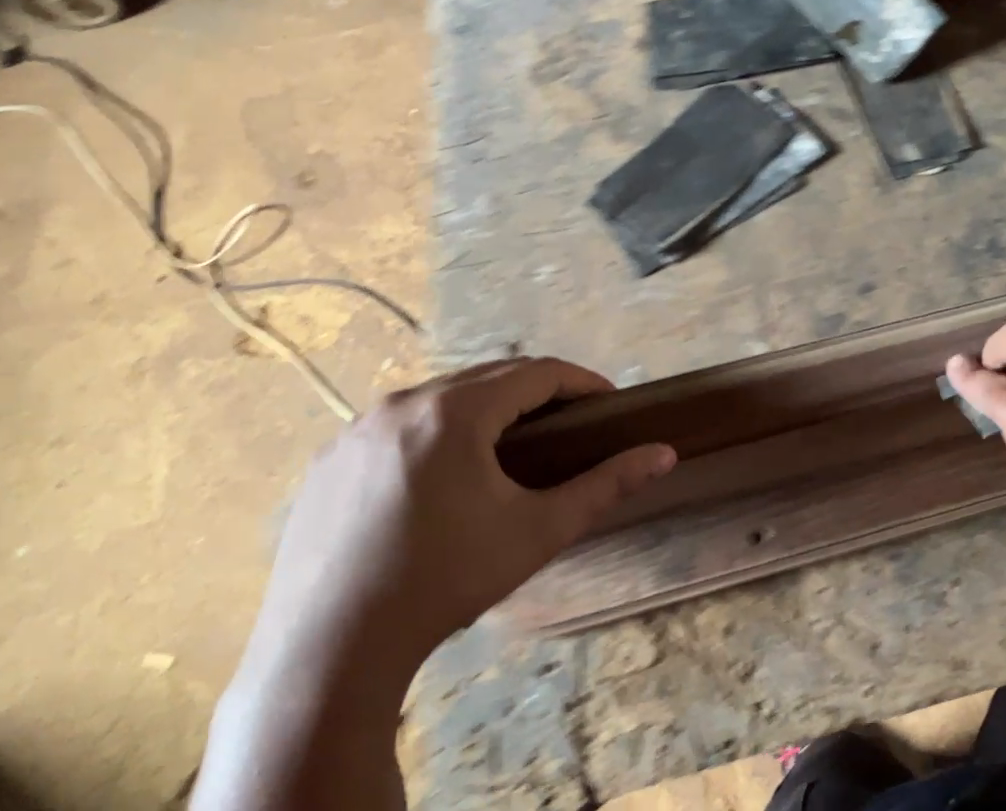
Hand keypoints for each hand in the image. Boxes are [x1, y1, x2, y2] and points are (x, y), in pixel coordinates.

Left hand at [248, 358, 675, 676]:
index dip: (582, 382)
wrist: (329, 647)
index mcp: (454, 412)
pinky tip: (446, 479)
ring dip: (485, 409)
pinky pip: (396, 428)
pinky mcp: (326, 464)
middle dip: (537, 393)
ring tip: (512, 449)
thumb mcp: (540, 531)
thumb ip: (606, 485)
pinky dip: (436, 434)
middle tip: (571, 426)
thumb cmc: (447, 580)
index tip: (611, 404)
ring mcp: (353, 432)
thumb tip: (665, 454)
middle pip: (486, 378)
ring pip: (438, 399)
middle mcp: (399, 405)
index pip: (535, 372)